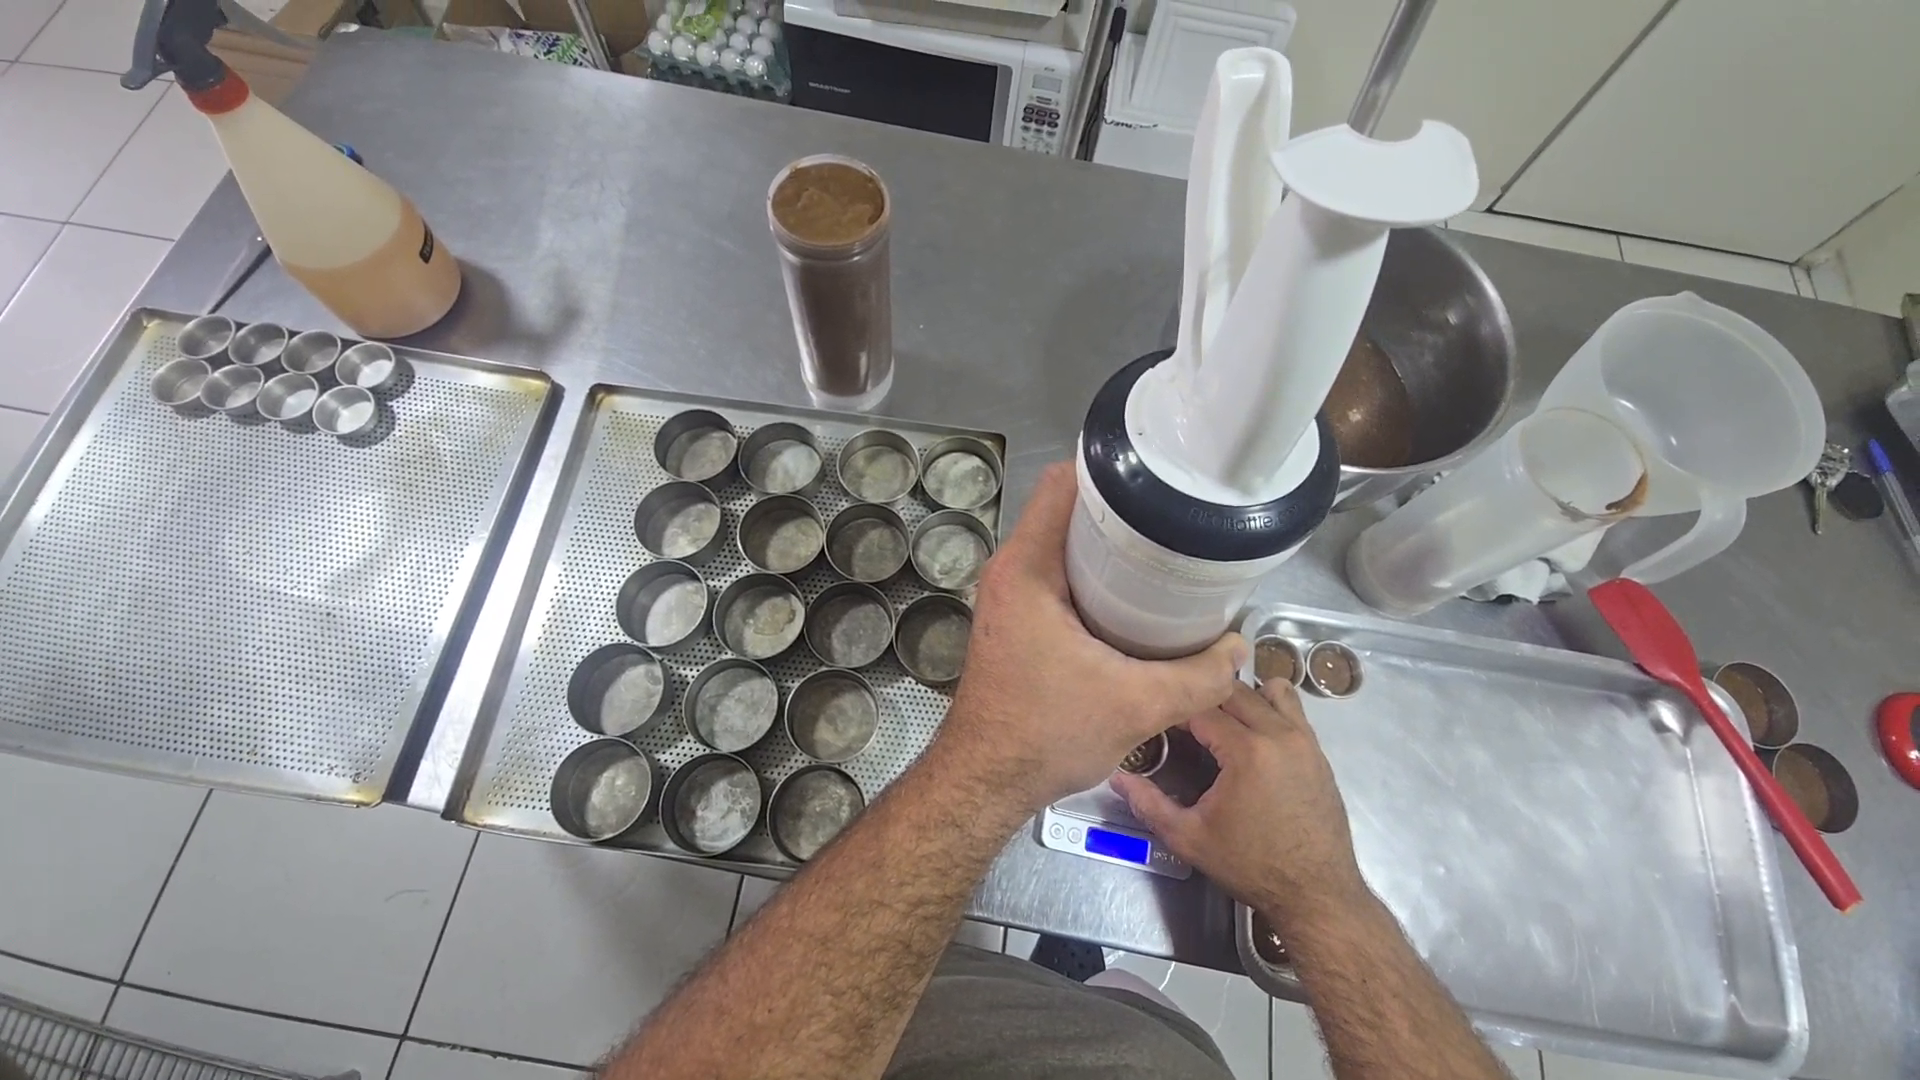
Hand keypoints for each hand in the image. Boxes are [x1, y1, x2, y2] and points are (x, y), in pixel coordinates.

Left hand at [933, 462, 1246, 814]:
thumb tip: (1239, 651)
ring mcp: (1009, 596)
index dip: (1112, 469)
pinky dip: (1094, 574)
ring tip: (1166, 548)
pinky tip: (1136, 594)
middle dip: (1123, 507)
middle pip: (1068, 511)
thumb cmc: (1046, 734)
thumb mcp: (1136, 705)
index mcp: (1027, 570)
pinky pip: (1058, 575)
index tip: (1161, 472)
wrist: (987, 779)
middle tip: (1179, 515)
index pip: (1063, 484)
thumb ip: (1197, 677)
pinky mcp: (1016, 620)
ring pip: (1064, 544)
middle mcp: (1011, 572)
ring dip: (1109, 543)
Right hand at [1111, 679, 1368, 926]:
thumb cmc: (1250, 866)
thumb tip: (1116, 777)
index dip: (1173, 708)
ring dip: (1239, 696)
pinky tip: (1249, 731)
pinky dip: (1268, 708)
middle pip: (1234, 689)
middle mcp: (1280, 734)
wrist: (1317, 895)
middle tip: (1180, 714)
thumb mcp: (1189, 838)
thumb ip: (1149, 803)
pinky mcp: (1318, 752)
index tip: (1157, 717)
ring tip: (1218, 717)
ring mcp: (1305, 740)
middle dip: (1203, 695)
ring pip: (1268, 691)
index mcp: (1247, 750)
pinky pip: (1292, 710)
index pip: (1200, 707)